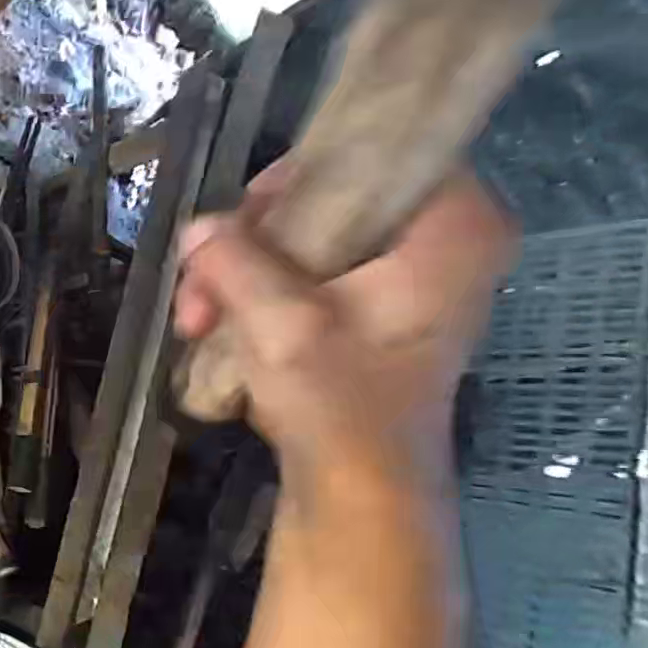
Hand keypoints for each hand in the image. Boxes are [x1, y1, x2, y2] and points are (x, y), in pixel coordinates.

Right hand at [173, 162, 513, 473]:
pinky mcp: (370, 318)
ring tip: (196, 322)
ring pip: (306, 247)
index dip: (300, 177)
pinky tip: (217, 329)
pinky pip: (305, 281)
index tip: (243, 216)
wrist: (356, 490)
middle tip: (200, 285)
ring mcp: (402, 286)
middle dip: (249, 245)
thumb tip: (195, 228)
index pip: (379, 156)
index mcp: (452, 231)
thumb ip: (233, 263)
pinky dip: (258, 300)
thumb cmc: (339, 404)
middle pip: (330, 205)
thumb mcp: (279, 324)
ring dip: (240, 278)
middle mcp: (438, 248)